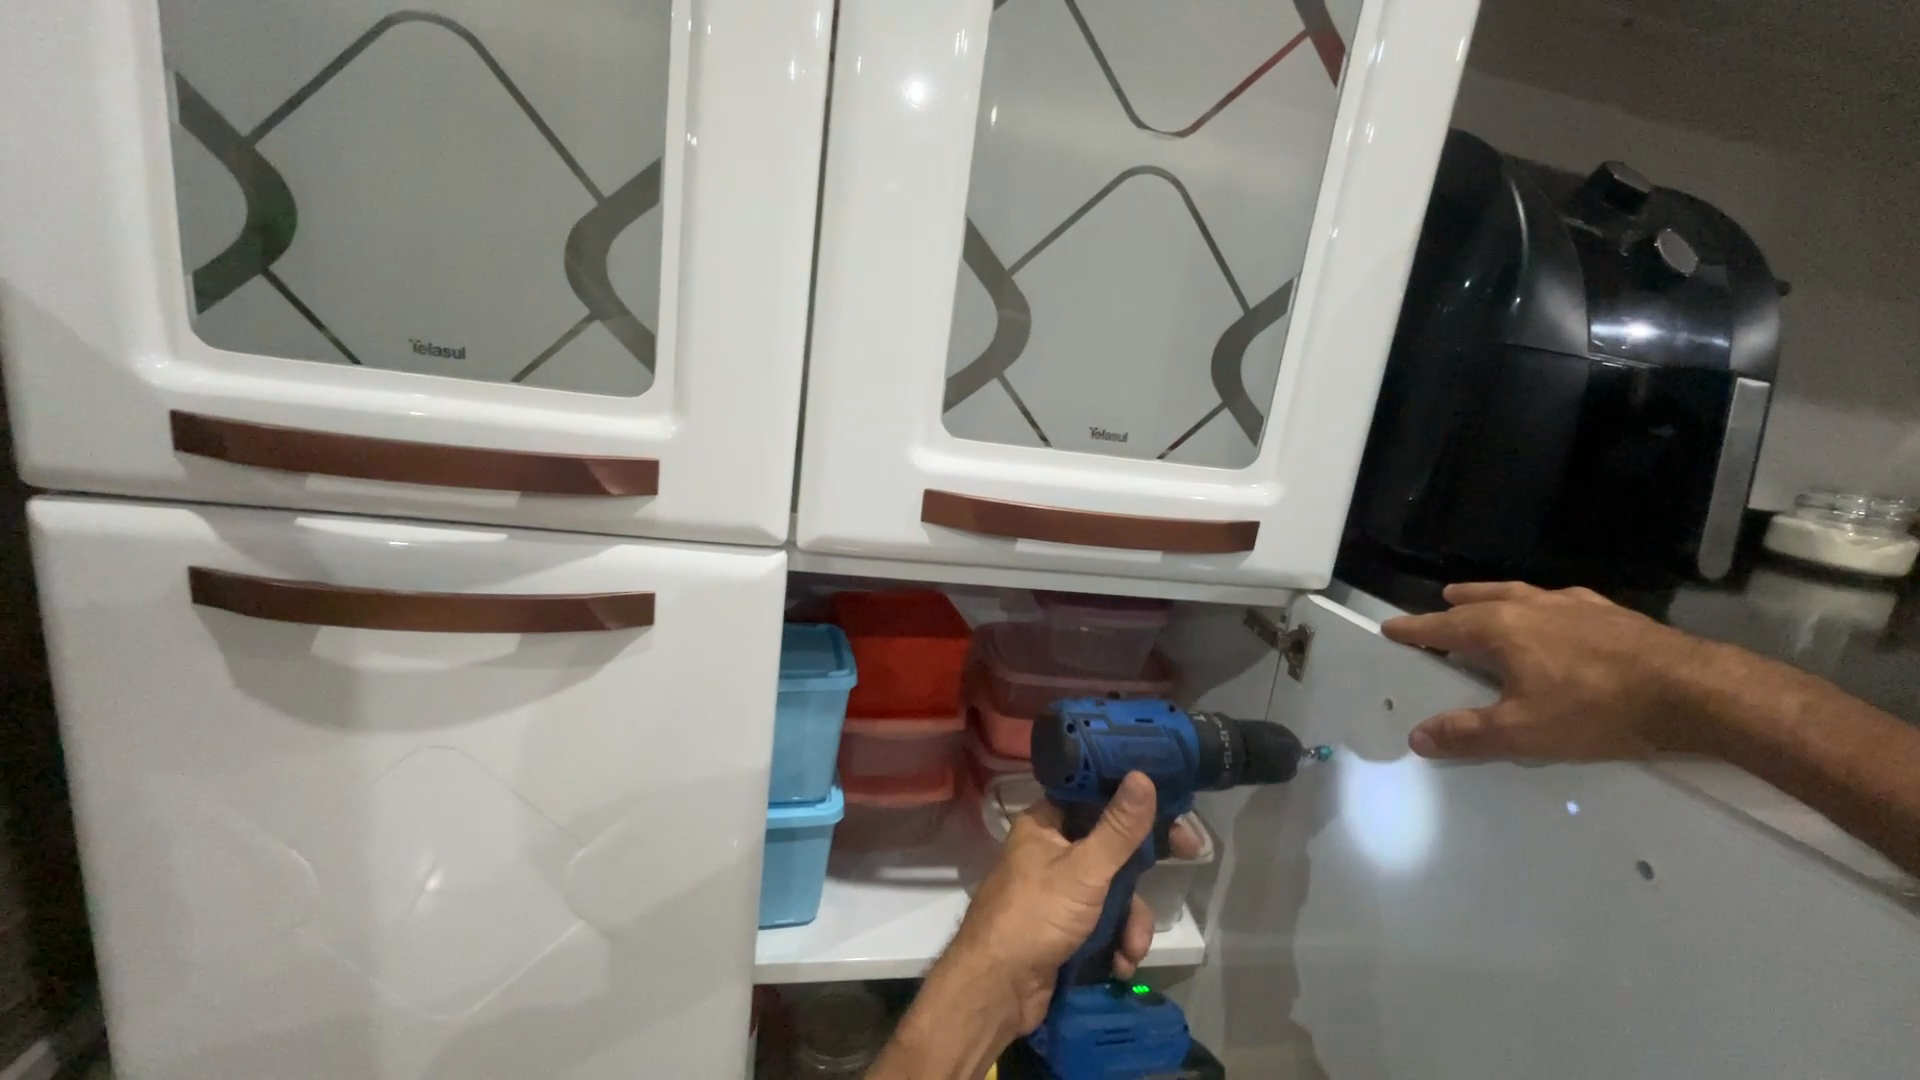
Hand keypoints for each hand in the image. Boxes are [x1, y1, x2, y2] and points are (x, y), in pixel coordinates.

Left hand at [868, 774, 1196, 1078]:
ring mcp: (1057, 890)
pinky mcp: (1064, 926)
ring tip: (1132, 948)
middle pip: (1110, 845)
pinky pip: (1103, 922)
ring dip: (1130, 921)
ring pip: (1112, 890)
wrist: (997, 990)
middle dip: (1140, 872)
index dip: (1134, 801)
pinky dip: (1116, 942)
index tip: (1171, 807)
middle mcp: (1051, 850)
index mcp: (1045, 823)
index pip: (1096, 796)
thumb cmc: (1035, 915)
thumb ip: (1118, 828)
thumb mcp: (1083, 869)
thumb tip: (1143, 775)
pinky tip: (1119, 965)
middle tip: (1186, 856)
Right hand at [1381, 581, 1713, 760]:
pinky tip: (1558, 614)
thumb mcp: (1524, 732)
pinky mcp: (1613, 614)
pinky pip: (1564, 602)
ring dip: (1496, 595)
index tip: (1391, 628)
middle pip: (1479, 600)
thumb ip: (1467, 734)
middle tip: (1440, 604)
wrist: (1698, 693)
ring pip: (1521, 593)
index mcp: (1499, 629)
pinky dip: (1546, 606)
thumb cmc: (1598, 710)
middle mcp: (1529, 607)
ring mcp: (1574, 607)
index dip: (1413, 630)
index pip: (1441, 627)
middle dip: (1454, 605)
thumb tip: (1417, 737)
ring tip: (1485, 597)